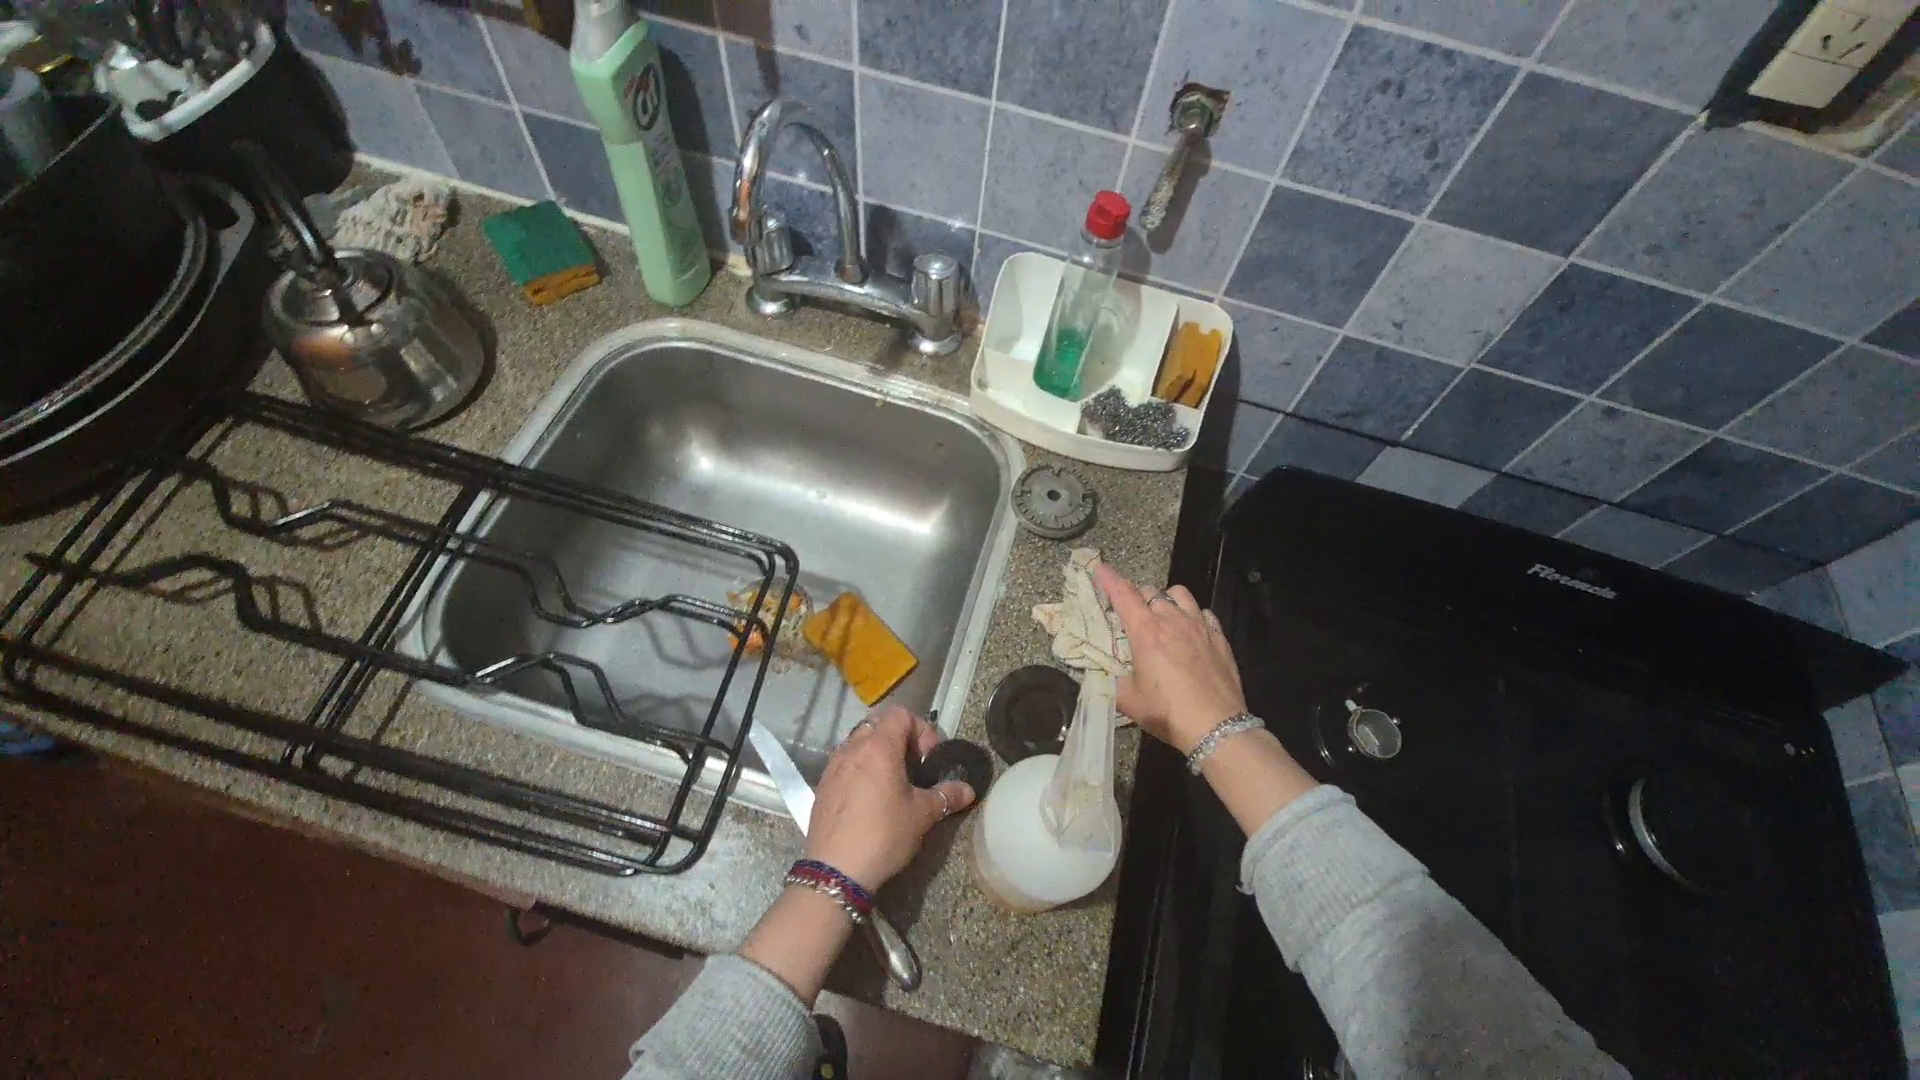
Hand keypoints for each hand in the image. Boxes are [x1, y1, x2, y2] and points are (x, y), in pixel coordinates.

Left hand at [803, 705, 977, 890]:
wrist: (835, 870)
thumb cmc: (883, 834)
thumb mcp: (921, 815)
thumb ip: (945, 796)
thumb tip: (969, 790)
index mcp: (878, 747)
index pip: (900, 715)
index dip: (920, 729)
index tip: (929, 757)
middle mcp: (852, 749)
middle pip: (877, 725)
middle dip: (898, 739)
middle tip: (912, 767)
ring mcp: (833, 766)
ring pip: (857, 743)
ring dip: (876, 753)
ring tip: (890, 782)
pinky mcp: (822, 786)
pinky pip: (844, 764)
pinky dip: (859, 769)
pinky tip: (868, 798)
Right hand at [1094, 562, 1247, 754]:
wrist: (1215, 726)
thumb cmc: (1166, 711)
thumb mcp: (1128, 700)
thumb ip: (1115, 681)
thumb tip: (1110, 675)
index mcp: (1146, 632)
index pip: (1123, 594)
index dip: (1108, 579)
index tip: (1099, 568)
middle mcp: (1172, 621)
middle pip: (1150, 591)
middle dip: (1136, 595)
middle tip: (1131, 612)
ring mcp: (1199, 627)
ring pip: (1180, 594)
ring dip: (1166, 599)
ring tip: (1163, 614)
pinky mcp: (1219, 638)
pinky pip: (1204, 613)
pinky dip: (1193, 615)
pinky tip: (1192, 631)